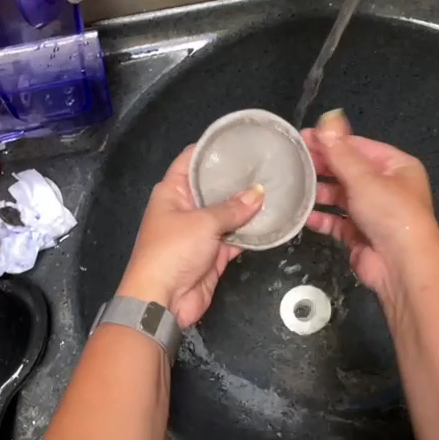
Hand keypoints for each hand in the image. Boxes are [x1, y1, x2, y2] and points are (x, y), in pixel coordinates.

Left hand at [117, 145, 264, 326]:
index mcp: (172, 192)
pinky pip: (234, 238)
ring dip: (248, 207)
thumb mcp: (202, 223)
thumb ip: (232, 208)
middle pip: (213, 186)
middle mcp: (185, 208)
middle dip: (237, 178)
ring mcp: (199, 232)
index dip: (213, 147)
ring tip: (276, 187)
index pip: (191, 159)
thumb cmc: (172, 252)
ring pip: (227, 213)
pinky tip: (272, 220)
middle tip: (267, 163)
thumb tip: (259, 193)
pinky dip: (250, 232)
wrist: (162, 301)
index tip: (240, 138)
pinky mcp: (212, 255)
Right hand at [302, 109, 438, 304]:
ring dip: (320, 193)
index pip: (358, 147)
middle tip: (292, 161)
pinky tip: (304, 216)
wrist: (401, 265)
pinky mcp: (360, 235)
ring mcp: (372, 212)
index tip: (302, 138)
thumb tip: (327, 120)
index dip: (331, 142)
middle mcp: (386, 187)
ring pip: (341, 197)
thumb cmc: (390, 213)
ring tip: (294, 187)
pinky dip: (322, 218)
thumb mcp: (364, 178)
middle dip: (323, 167)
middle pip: (348, 171)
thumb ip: (341, 152)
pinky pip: (337, 222)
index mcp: (396, 166)